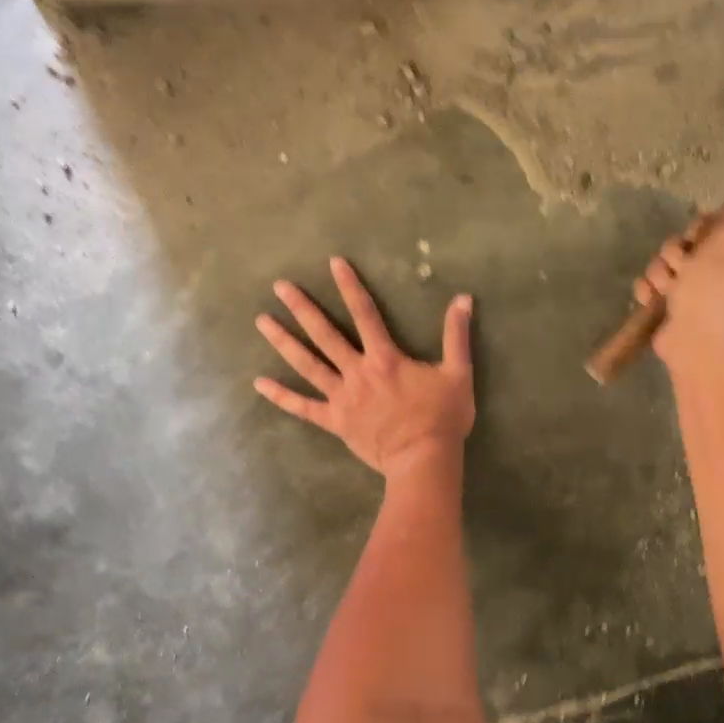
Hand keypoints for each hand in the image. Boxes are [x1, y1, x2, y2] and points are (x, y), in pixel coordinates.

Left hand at [255, 257, 474, 477]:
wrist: (423, 458)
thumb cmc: (442, 416)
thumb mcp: (459, 372)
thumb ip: (457, 335)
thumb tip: (463, 299)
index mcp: (385, 358)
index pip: (365, 313)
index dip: (350, 286)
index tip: (333, 264)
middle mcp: (357, 372)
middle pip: (325, 334)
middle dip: (303, 308)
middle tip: (280, 287)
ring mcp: (342, 398)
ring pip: (307, 364)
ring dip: (284, 341)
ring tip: (262, 321)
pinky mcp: (335, 422)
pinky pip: (303, 407)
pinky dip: (281, 396)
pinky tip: (260, 383)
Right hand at [635, 189, 723, 367]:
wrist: (689, 342)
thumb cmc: (707, 293)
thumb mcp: (722, 250)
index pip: (709, 226)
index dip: (696, 229)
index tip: (695, 239)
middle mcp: (713, 269)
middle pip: (681, 243)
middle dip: (673, 255)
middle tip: (681, 268)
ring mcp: (689, 288)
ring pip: (662, 264)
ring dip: (659, 275)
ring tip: (666, 291)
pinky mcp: (670, 304)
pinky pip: (650, 285)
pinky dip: (649, 293)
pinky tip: (652, 302)